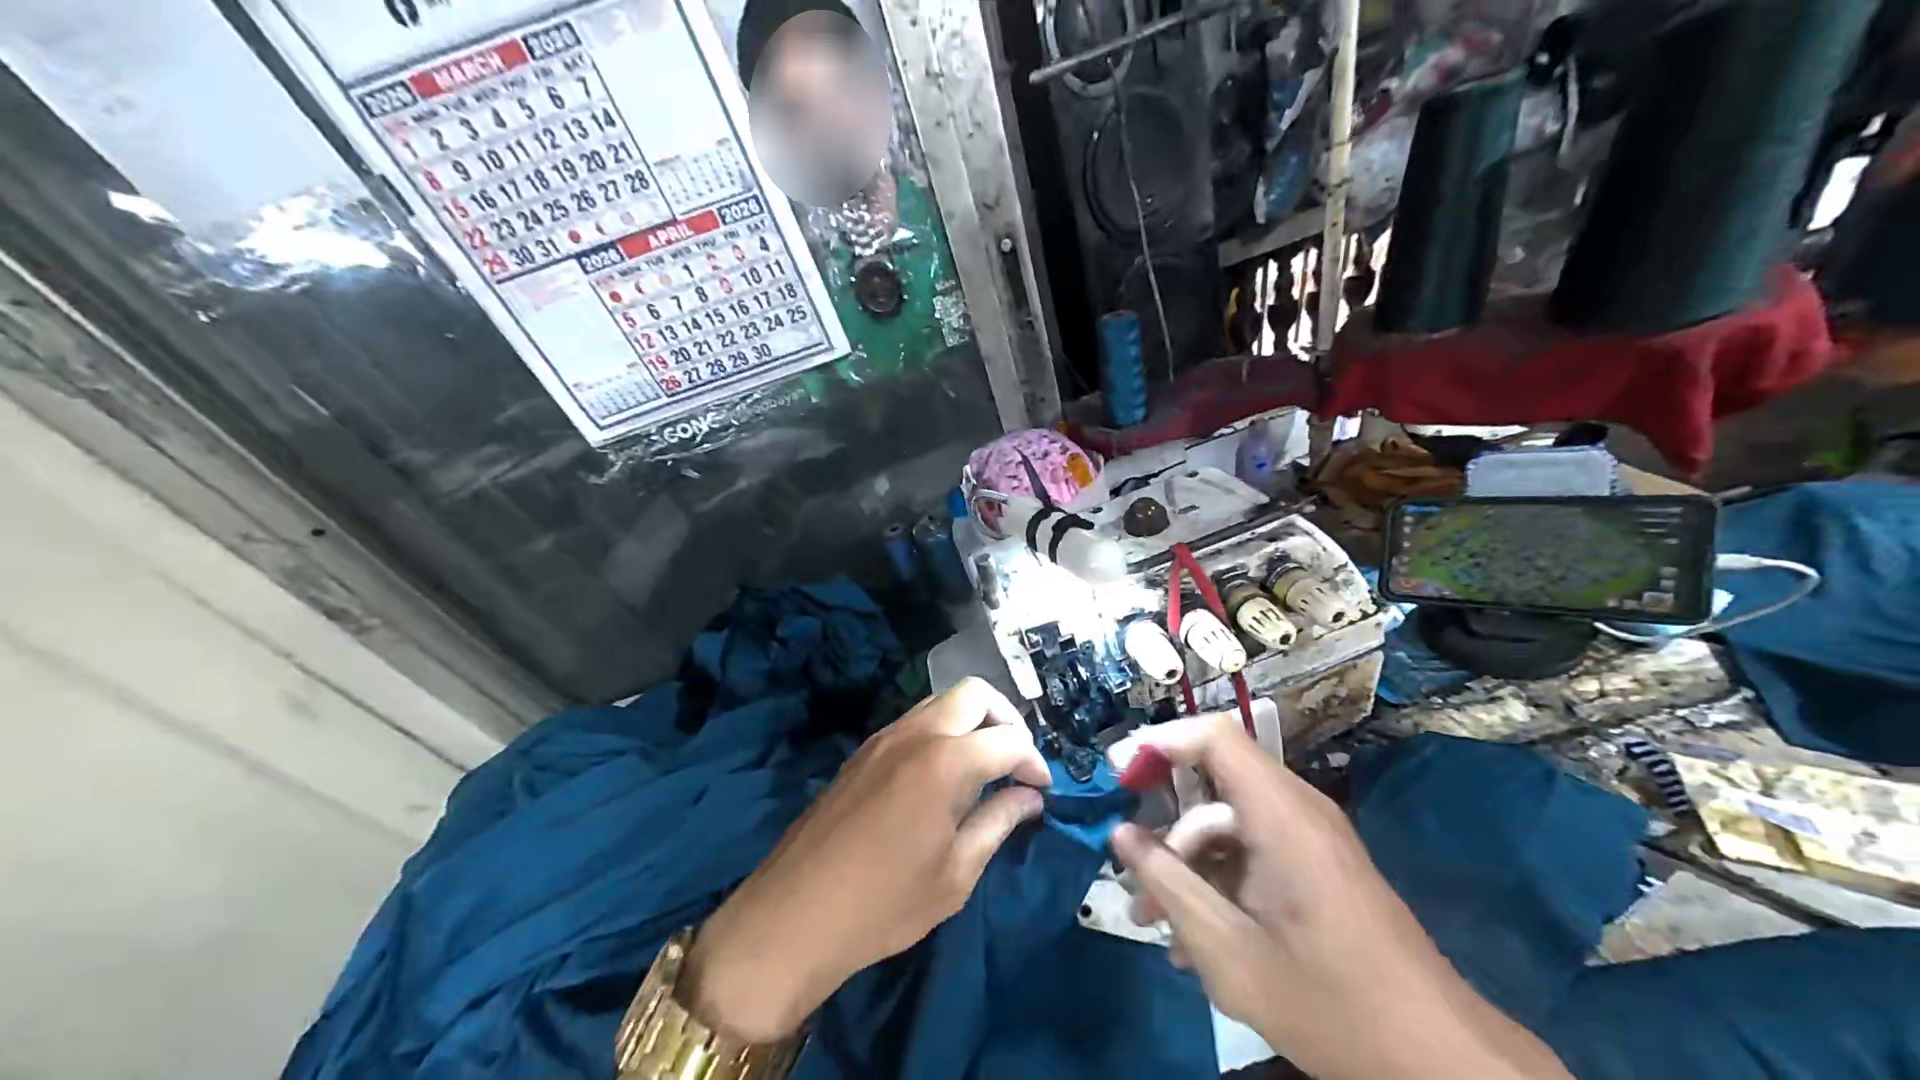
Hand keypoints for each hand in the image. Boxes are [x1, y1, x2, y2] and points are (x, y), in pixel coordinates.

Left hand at [680, 677, 1050, 1041]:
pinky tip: (944, 774)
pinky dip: (942, 730)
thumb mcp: (957, 872)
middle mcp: (916, 733)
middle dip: (1006, 719)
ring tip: (984, 766)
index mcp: (947, 760)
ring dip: (972, 720)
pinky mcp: (863, 751)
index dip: (1035, 762)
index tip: (1042, 791)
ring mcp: (884, 737)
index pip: (1009, 739)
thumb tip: (1030, 797)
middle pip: (975, 693)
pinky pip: (915, 720)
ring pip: (942, 700)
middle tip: (1016, 761)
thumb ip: (999, 821)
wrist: (796, 913)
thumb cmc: (886, 902)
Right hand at [1107, 714, 1571, 1079]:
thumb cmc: (1328, 1001)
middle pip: (1213, 785)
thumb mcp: (1227, 949)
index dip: (1160, 743)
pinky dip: (1218, 881)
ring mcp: (1309, 839)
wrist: (1437, 1059)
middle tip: (1130, 872)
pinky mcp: (1315, 867)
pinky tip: (1195, 938)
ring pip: (1227, 826)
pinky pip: (1252, 852)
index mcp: (1281, 815)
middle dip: (1165, 827)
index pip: (1213, 737)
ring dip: (1187, 865)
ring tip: (1156, 922)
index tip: (1118, 778)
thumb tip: (1121, 834)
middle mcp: (1297, 811)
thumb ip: (1166, 883)